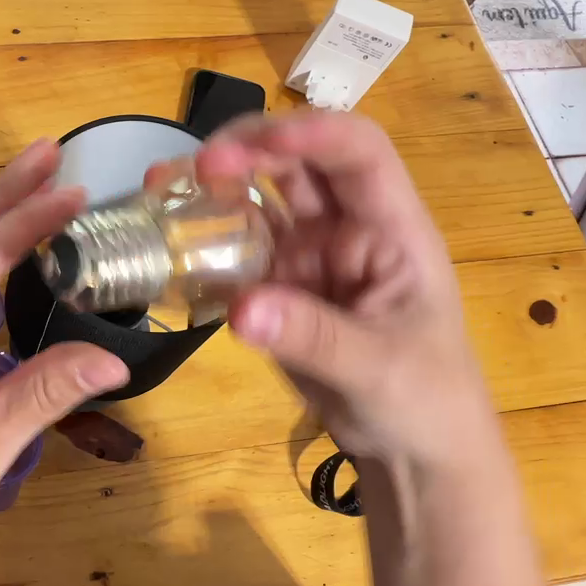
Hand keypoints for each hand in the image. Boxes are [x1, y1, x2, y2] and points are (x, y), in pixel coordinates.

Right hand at [191, 110, 498, 464]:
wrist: (410, 452)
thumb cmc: (423, 403)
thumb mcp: (378, 370)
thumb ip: (311, 336)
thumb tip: (240, 308)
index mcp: (392, 229)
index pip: (358, 153)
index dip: (310, 133)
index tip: (250, 148)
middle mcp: (346, 229)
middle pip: (298, 162)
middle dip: (248, 148)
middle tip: (195, 166)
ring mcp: (307, 256)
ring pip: (258, 199)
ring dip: (214, 186)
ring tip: (161, 184)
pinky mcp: (275, 287)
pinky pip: (233, 249)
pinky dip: (201, 238)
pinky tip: (166, 233)